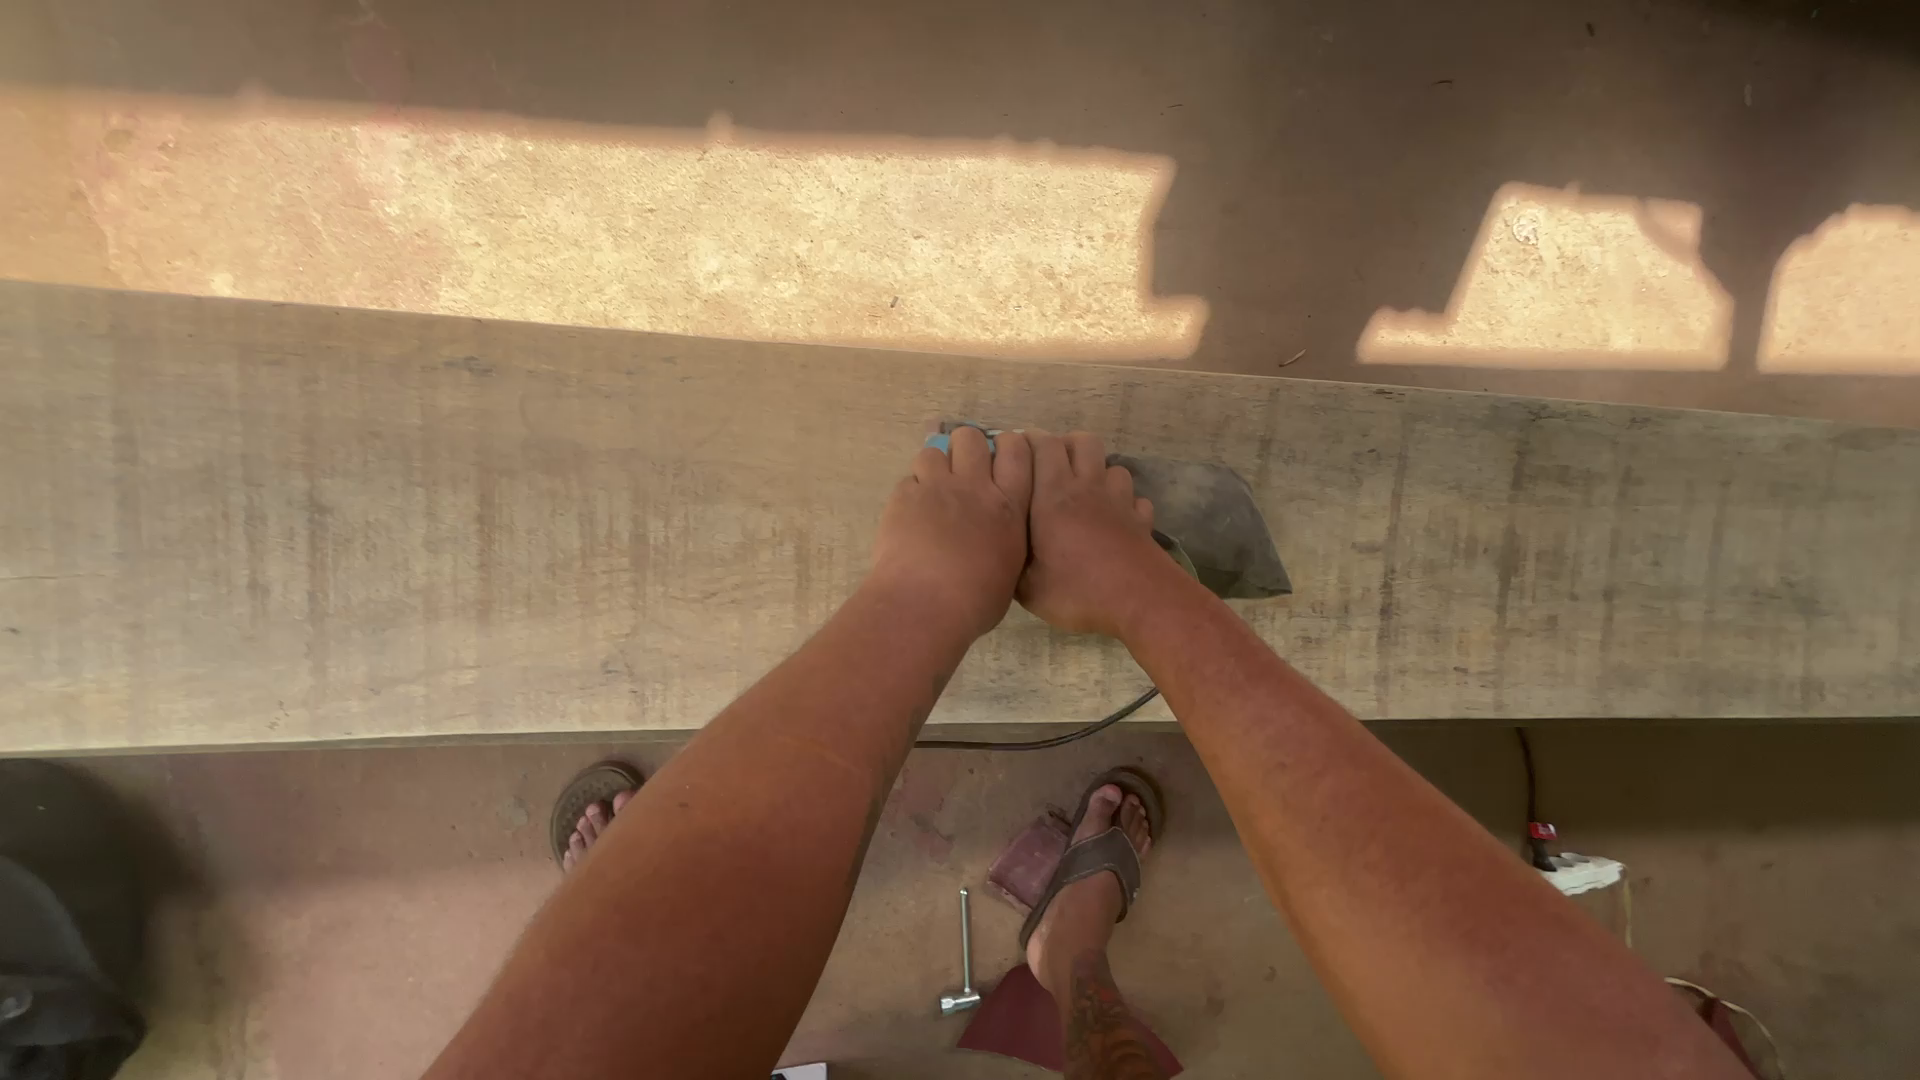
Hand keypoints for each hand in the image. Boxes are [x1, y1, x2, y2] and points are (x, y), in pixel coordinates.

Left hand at [869, 426, 1033, 639]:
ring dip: (934, 466)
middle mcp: (974, 488)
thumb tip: (995, 537)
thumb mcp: (1009, 568)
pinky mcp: (904, 497)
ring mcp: (937, 489)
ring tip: (931, 492)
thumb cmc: (975, 602)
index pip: (1016, 451)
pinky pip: (908, 480)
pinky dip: (910, 493)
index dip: (1007, 446)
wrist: (924, 605)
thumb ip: (1004, 539)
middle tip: (961, 471)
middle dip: (965, 447)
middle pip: (971, 438)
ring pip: (934, 451)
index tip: (1000, 459)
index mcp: (1008, 508)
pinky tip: (909, 516)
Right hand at [1017, 430, 1174, 637]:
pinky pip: (1134, 499)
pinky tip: (1115, 520)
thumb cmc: (1077, 590)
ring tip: (1084, 494)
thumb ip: (1012, 562)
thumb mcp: (1028, 588)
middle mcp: (1088, 488)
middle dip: (1065, 445)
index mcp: (1054, 496)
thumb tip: (1003, 549)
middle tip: (1048, 467)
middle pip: (1083, 442)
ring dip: (1097, 472)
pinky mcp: (1141, 520)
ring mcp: (1120, 502)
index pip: (1043, 445)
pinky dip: (1124, 503)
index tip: (1015, 450)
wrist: (1140, 601)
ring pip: (1111, 467)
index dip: (1029, 440)